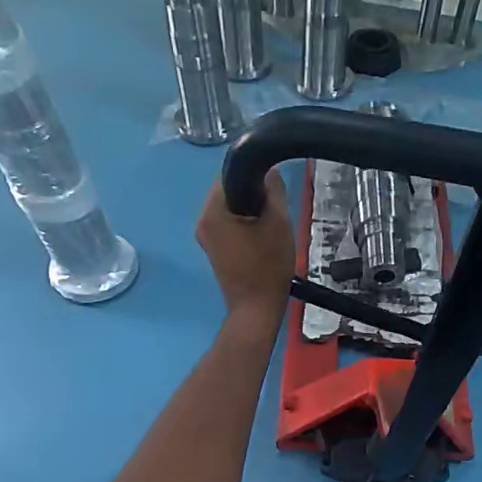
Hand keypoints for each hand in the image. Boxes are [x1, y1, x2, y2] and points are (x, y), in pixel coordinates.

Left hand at [197, 172, 294, 320]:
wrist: (257, 309)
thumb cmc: (268, 266)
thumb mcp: (279, 223)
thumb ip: (275, 191)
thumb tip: (270, 172)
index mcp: (212, 212)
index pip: (229, 175)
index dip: (253, 175)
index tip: (273, 187)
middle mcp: (202, 222)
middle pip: (229, 193)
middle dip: (253, 195)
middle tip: (277, 207)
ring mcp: (207, 238)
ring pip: (231, 210)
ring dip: (251, 211)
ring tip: (273, 223)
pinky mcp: (215, 250)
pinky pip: (230, 226)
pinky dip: (246, 225)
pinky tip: (264, 236)